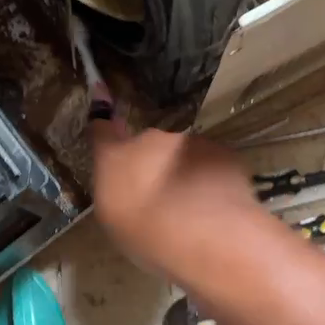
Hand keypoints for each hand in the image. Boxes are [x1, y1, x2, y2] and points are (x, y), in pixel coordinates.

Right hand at [91, 120, 269, 281]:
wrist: (207, 235)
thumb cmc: (147, 234)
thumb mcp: (114, 220)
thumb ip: (115, 190)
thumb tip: (123, 178)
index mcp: (117, 158)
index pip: (103, 130)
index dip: (102, 115)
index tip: (100, 89)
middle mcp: (152, 140)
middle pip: (150, 147)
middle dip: (154, 165)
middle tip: (161, 200)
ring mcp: (191, 143)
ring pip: (183, 155)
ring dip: (184, 174)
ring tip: (191, 210)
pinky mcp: (224, 154)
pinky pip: (212, 165)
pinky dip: (211, 181)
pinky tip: (215, 209)